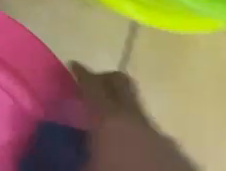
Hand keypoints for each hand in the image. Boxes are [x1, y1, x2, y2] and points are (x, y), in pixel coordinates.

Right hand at [71, 64, 198, 170]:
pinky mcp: (180, 157)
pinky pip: (154, 137)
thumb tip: (46, 153)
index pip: (92, 85)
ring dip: (124, 116)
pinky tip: (135, 158)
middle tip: (91, 86)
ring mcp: (162, 137)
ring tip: (111, 133)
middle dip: (105, 80)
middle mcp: (136, 120)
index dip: (81, 73)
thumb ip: (70, 155)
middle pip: (121, 83)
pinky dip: (141, 139)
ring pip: (139, 114)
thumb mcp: (85, 169)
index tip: (73, 65)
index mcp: (109, 120)